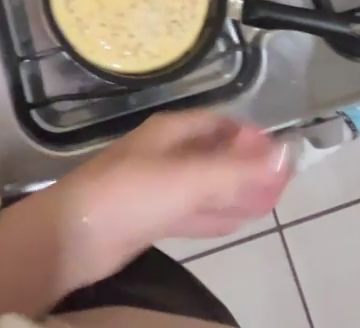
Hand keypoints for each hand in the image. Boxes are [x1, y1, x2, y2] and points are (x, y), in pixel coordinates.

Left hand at [53, 110, 290, 276]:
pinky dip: (218, 213)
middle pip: (214, 154)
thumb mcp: (187, 178)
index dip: (249, 134)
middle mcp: (165, 153)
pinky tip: (239, 220)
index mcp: (170, 131)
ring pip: (206, 185)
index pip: (218, 123)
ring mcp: (157, 186)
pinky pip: (194, 210)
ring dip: (236, 191)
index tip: (281, 150)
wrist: (74, 235)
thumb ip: (236, 169)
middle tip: (284, 181)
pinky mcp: (151, 217)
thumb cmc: (130, 194)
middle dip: (247, 165)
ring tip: (271, 201)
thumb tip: (285, 151)